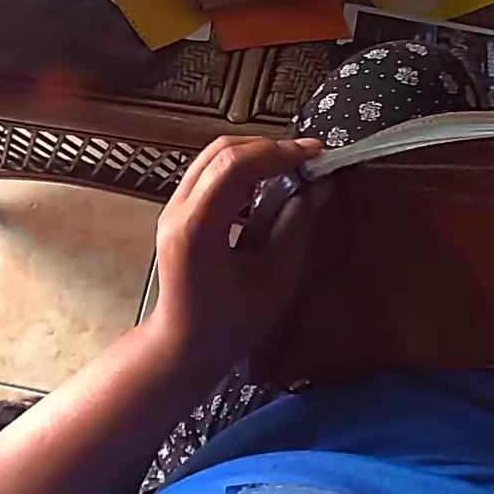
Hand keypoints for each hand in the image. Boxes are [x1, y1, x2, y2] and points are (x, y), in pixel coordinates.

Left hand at [149, 136, 326, 362]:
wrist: (184, 346)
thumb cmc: (231, 324)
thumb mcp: (274, 278)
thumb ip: (295, 226)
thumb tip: (320, 185)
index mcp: (198, 228)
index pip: (235, 166)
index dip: (279, 152)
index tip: (317, 154)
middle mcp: (178, 209)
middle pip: (222, 151)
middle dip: (269, 148)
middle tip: (309, 160)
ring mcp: (173, 208)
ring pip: (215, 158)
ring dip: (256, 157)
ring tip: (293, 171)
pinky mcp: (179, 212)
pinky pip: (211, 174)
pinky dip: (243, 171)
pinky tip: (267, 190)